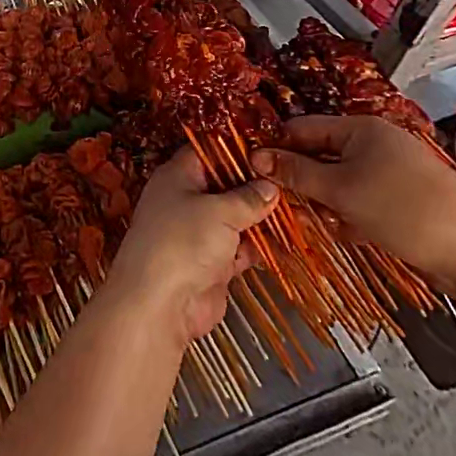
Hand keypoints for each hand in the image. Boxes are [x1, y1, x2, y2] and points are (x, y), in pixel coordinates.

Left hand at [108, 151, 277, 344]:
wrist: (159, 307)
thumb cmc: (181, 243)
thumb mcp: (220, 211)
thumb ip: (249, 198)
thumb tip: (269, 188)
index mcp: (179, 176)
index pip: (210, 150)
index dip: (238, 148)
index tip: (269, 147)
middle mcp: (186, 200)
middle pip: (226, 185)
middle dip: (256, 186)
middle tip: (288, 180)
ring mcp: (198, 233)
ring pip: (235, 218)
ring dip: (261, 218)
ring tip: (296, 209)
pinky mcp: (211, 264)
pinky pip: (239, 247)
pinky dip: (258, 245)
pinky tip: (284, 239)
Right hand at [251, 115, 455, 297]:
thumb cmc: (405, 209)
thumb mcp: (341, 189)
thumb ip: (298, 172)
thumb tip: (258, 156)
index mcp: (360, 127)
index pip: (305, 127)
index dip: (278, 145)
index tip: (251, 165)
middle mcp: (375, 143)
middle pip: (322, 153)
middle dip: (301, 177)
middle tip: (278, 201)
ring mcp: (390, 172)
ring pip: (340, 181)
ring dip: (324, 200)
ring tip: (314, 220)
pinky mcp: (401, 200)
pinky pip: (361, 200)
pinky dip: (348, 214)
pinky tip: (345, 232)